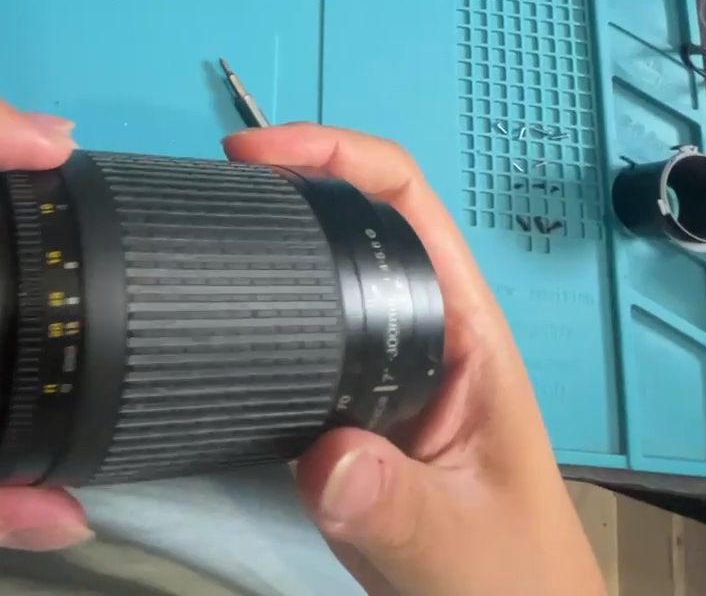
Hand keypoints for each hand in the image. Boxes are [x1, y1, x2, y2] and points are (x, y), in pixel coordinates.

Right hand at [225, 124, 604, 595]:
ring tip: (197, 223)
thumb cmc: (508, 579)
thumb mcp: (460, 551)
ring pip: (317, 258)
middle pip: (351, 209)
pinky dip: (250, 286)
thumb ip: (398, 510)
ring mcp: (374, 349)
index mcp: (459, 322)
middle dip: (282, 176)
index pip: (403, 197)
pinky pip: (290, 312)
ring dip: (262, 224)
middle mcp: (415, 318)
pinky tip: (209, 298)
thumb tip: (323, 458)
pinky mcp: (338, 383)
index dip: (331, 153)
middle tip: (206, 185)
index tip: (250, 155)